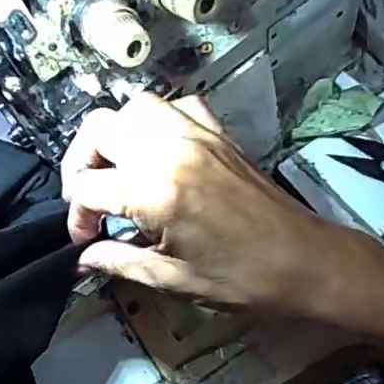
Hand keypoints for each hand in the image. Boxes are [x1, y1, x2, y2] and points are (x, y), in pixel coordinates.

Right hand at [61, 94, 383, 324]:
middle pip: (98, 130)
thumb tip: (84, 259)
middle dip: (80, 163)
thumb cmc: (242, 278)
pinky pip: (175, 105)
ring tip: (114, 168)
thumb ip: (118, 261)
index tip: (85, 239)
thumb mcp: (171, 278)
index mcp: (156, 190)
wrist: (306, 261)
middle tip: (87, 197)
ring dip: (113, 134)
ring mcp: (196, 135)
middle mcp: (170, 150)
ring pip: (133, 107)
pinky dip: (155, 121)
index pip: (89, 188)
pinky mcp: (217, 133)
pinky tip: (154, 150)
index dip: (77, 217)